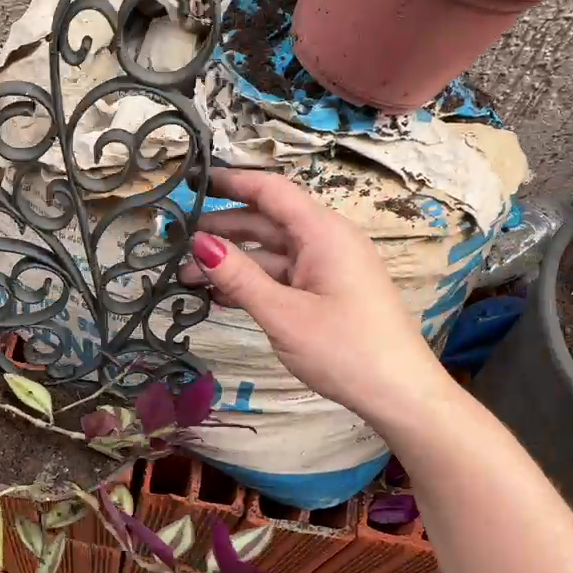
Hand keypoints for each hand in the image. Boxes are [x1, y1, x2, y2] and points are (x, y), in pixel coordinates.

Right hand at [178, 168, 451, 425]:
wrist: (397, 392)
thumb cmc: (344, 349)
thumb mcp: (283, 314)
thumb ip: (239, 277)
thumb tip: (199, 244)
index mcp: (322, 233)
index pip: (271, 191)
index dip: (232, 182)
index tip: (194, 180)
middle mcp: (325, 243)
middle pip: (266, 222)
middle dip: (221, 230)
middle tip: (175, 242)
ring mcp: (326, 269)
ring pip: (270, 254)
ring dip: (230, 263)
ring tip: (186, 277)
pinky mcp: (324, 294)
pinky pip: (281, 277)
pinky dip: (250, 283)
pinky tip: (218, 296)